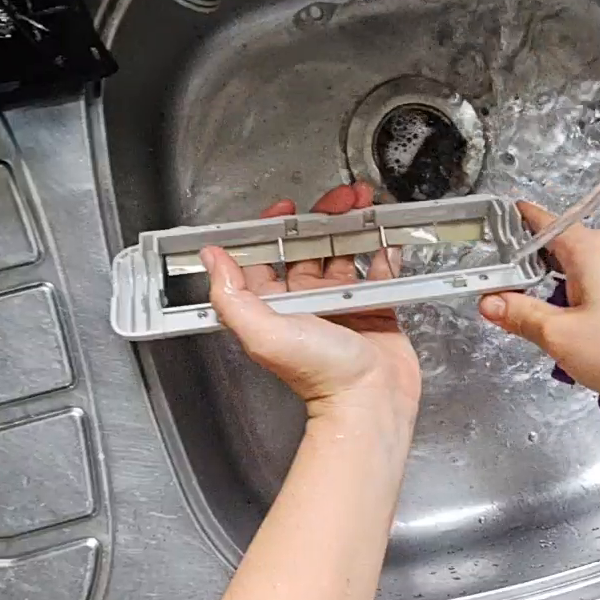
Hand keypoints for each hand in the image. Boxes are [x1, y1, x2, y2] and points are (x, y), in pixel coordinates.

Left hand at [203, 182, 420, 422]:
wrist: (371, 400)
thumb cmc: (321, 375)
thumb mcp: (263, 333)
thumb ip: (232, 295)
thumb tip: (211, 258)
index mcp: (278, 306)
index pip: (267, 256)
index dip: (273, 228)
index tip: (286, 208)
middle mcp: (308, 302)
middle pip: (311, 248)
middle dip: (323, 219)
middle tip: (340, 199)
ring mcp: (343, 304)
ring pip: (346, 254)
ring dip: (354, 228)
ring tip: (366, 207)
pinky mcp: (375, 309)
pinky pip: (379, 272)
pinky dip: (384, 253)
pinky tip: (387, 239)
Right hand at [478, 201, 599, 416]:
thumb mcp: (558, 335)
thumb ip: (519, 314)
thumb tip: (490, 302)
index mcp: (590, 248)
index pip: (543, 221)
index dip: (514, 225)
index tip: (492, 231)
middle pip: (557, 248)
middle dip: (528, 271)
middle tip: (503, 296)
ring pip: (574, 272)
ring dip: (552, 293)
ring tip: (540, 324)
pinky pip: (594, 287)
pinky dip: (574, 303)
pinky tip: (571, 331)